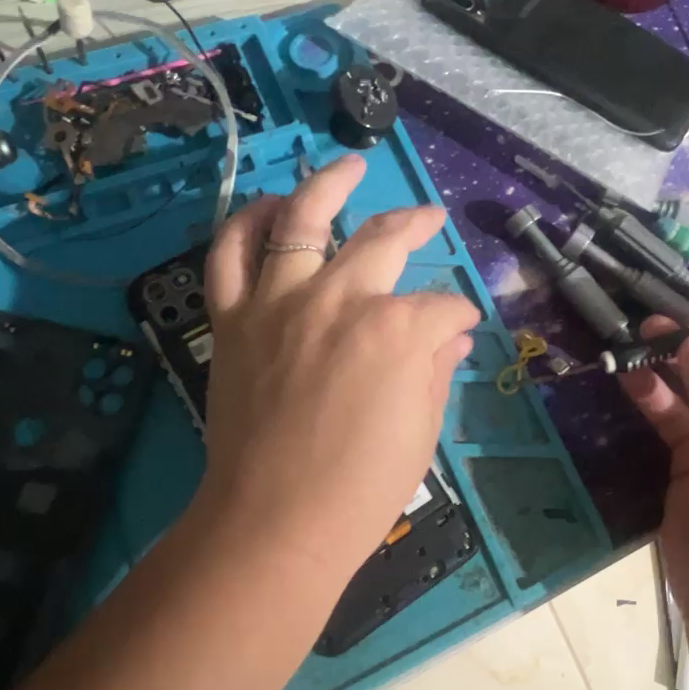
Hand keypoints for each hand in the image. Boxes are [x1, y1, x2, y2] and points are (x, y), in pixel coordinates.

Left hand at [198, 154, 478, 571]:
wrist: (274, 524)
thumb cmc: (361, 488)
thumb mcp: (421, 429)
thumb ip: (436, 369)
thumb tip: (452, 337)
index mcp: (397, 329)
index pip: (440, 306)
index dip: (456, 315)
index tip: (459, 326)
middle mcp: (339, 298)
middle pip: (383, 241)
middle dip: (416, 224)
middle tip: (429, 217)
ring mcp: (280, 302)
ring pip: (301, 220)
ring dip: (329, 185)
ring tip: (349, 165)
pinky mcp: (234, 319)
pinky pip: (229, 255)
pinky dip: (245, 223)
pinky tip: (267, 206)